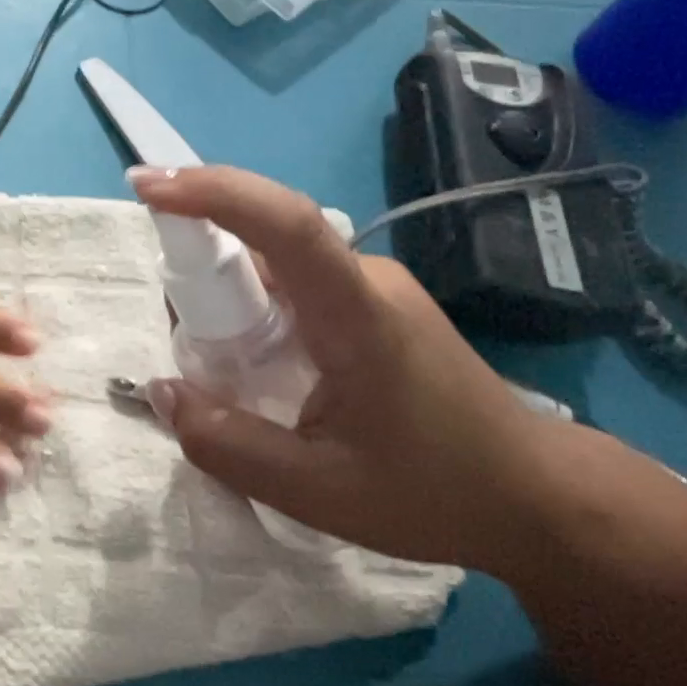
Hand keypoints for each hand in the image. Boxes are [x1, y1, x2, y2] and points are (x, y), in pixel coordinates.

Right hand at [129, 166, 676, 577]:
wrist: (539, 500)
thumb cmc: (433, 492)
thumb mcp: (313, 489)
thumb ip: (224, 442)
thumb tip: (159, 390)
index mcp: (357, 313)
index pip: (285, 223)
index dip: (212, 193)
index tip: (147, 185)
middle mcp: (364, 281)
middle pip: (260, 246)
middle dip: (200, 282)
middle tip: (190, 362)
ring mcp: (373, 290)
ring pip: (270, 272)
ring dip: (227, 310)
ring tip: (228, 386)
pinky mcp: (373, 307)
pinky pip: (291, 292)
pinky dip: (253, 320)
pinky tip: (262, 380)